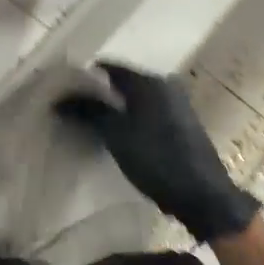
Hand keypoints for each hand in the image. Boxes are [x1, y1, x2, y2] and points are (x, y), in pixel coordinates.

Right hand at [55, 62, 259, 242]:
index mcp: (149, 81)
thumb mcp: (115, 134)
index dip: (83, 76)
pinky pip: (146, 111)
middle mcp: (165, 86)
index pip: (108, 67)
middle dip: (97, 93)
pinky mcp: (181, 124)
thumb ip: (88, 111)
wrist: (203, 197)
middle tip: (72, 106)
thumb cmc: (156, 159)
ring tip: (89, 120)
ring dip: (113, 107)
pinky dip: (129, 117)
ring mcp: (176, 105)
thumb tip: (60, 98)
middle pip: (122, 82)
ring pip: (135, 98)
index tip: (62, 89)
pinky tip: (116, 132)